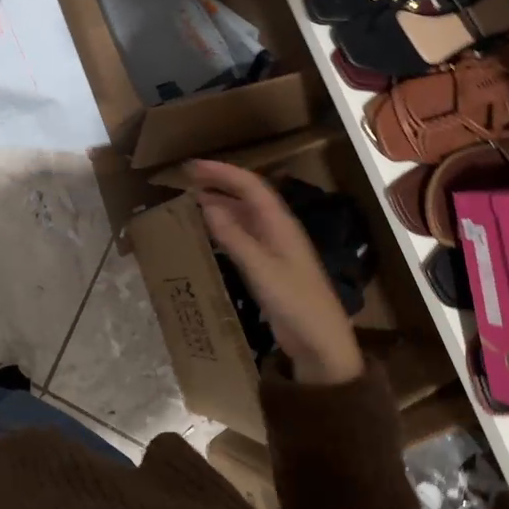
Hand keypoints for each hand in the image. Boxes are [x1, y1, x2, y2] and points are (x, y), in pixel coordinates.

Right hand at [188, 160, 365, 385]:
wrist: (321, 341)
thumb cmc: (295, 301)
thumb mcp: (261, 269)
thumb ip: (234, 237)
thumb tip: (206, 205)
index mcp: (280, 223)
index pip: (249, 185)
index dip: (222, 172)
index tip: (193, 167)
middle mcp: (277, 228)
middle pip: (247, 196)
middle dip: (219, 183)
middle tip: (187, 179)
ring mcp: (274, 247)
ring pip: (244, 215)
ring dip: (221, 204)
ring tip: (193, 200)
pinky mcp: (269, 266)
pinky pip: (243, 235)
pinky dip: (225, 227)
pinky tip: (210, 232)